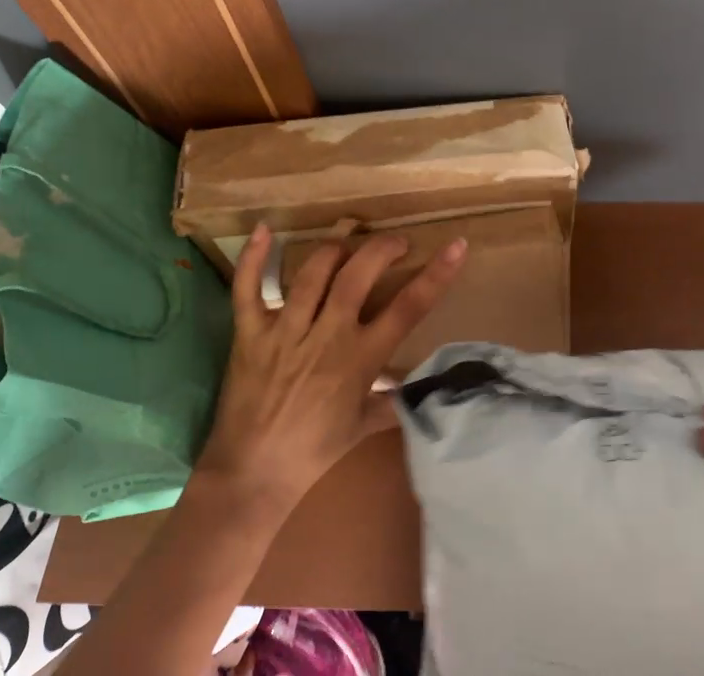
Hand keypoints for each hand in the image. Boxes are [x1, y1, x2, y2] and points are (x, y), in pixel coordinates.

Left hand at [195, 224, 467, 509]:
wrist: (254, 473)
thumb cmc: (314, 453)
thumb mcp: (365, 425)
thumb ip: (394, 400)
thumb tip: (422, 388)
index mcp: (360, 360)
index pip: (408, 308)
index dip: (436, 275)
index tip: (455, 245)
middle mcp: (327, 337)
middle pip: (358, 276)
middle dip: (381, 248)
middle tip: (396, 242)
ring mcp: (285, 331)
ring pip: (313, 273)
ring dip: (335, 247)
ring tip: (349, 241)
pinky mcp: (250, 333)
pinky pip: (249, 289)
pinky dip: (254, 258)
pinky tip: (263, 230)